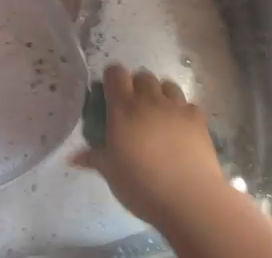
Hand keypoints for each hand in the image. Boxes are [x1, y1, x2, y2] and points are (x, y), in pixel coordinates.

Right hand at [72, 64, 225, 227]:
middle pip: (143, 76)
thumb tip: (73, 156)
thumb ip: (94, 157)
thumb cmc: (142, 186)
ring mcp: (176, 106)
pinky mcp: (198, 117)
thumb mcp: (111, 173)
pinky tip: (182, 130)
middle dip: (137, 87)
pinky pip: (188, 104)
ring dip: (161, 95)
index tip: (111, 92)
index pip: (116, 73)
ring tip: (159, 115)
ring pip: (167, 85)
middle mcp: (150, 100)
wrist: (189, 199)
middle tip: (135, 109)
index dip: (113, 79)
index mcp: (124, 109)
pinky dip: (183, 112)